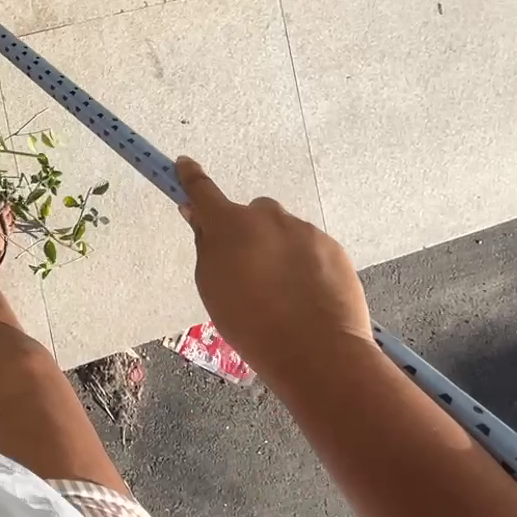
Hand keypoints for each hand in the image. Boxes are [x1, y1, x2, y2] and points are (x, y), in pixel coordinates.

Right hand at [176, 156, 372, 380]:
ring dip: (278, 248)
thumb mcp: (210, 284)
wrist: (317, 351)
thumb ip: (205, 245)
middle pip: (251, 214)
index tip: (184, 164)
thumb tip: (200, 217)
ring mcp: (303, 230)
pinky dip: (304, 263)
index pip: (202, 189)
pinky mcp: (333, 247)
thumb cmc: (248, 321)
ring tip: (284, 291)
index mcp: (228, 223)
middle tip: (249, 268)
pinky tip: (306, 294)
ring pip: (282, 231)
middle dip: (248, 231)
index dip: (190, 176)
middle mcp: (266, 216)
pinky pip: (309, 247)